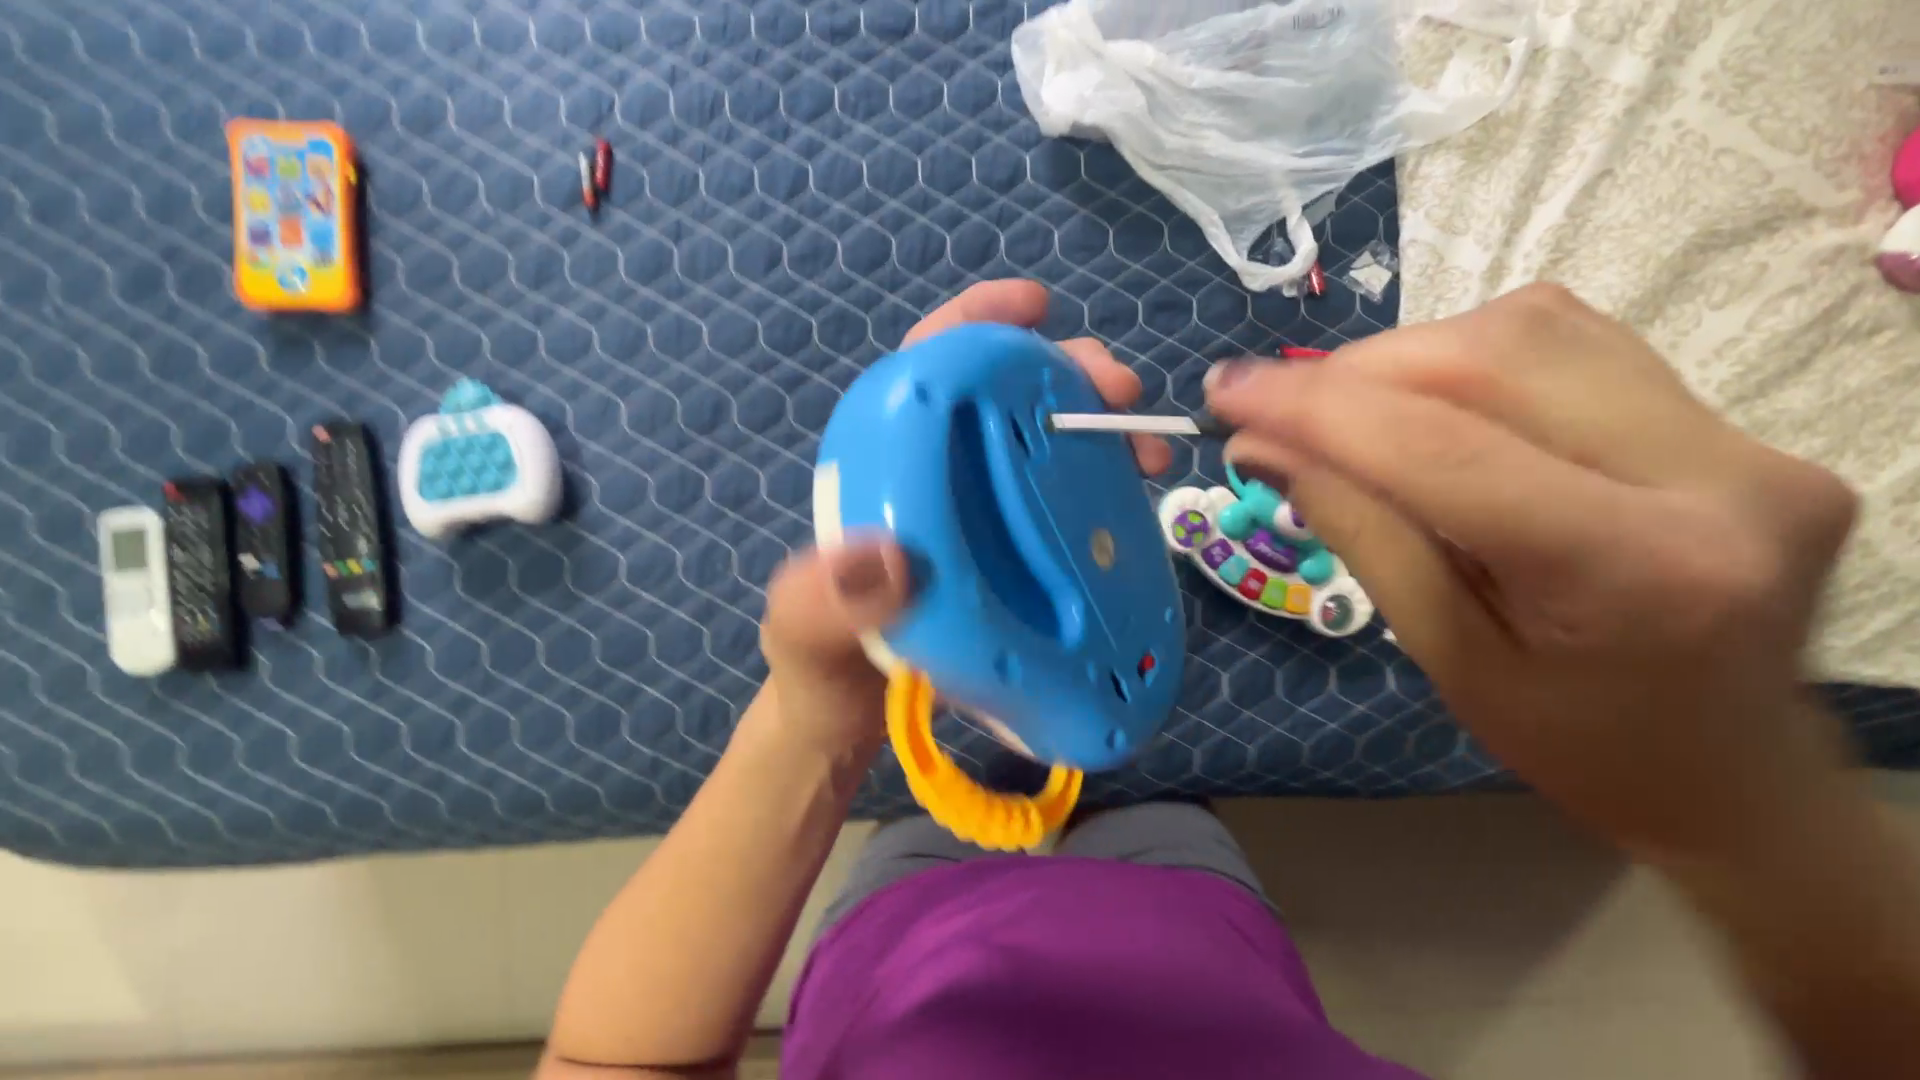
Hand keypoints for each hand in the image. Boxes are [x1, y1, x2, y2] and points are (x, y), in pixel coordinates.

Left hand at [759, 280, 1169, 758]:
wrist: (844, 722)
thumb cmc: (814, 666)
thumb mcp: (805, 632)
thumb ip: (826, 602)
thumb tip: (884, 557)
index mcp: (879, 467)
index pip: (925, 368)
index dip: (977, 324)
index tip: (1038, 306)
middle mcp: (931, 479)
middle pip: (1001, 399)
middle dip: (1065, 375)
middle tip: (1122, 391)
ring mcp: (973, 518)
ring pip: (1041, 447)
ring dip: (1098, 430)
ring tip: (1147, 452)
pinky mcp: (1007, 559)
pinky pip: (1058, 507)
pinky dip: (1099, 493)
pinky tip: (1131, 504)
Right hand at [1204, 284, 1859, 860]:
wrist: (1731, 769)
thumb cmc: (1572, 742)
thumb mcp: (1444, 654)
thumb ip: (1359, 531)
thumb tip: (1262, 445)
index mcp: (1638, 571)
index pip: (1443, 450)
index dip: (1318, 409)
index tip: (1226, 393)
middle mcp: (1718, 478)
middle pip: (1494, 360)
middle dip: (1357, 372)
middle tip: (1277, 409)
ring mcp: (1741, 437)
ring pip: (1532, 330)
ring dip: (1407, 358)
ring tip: (1348, 415)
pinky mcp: (1731, 420)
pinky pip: (1571, 342)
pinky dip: (1469, 358)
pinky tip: (1430, 406)